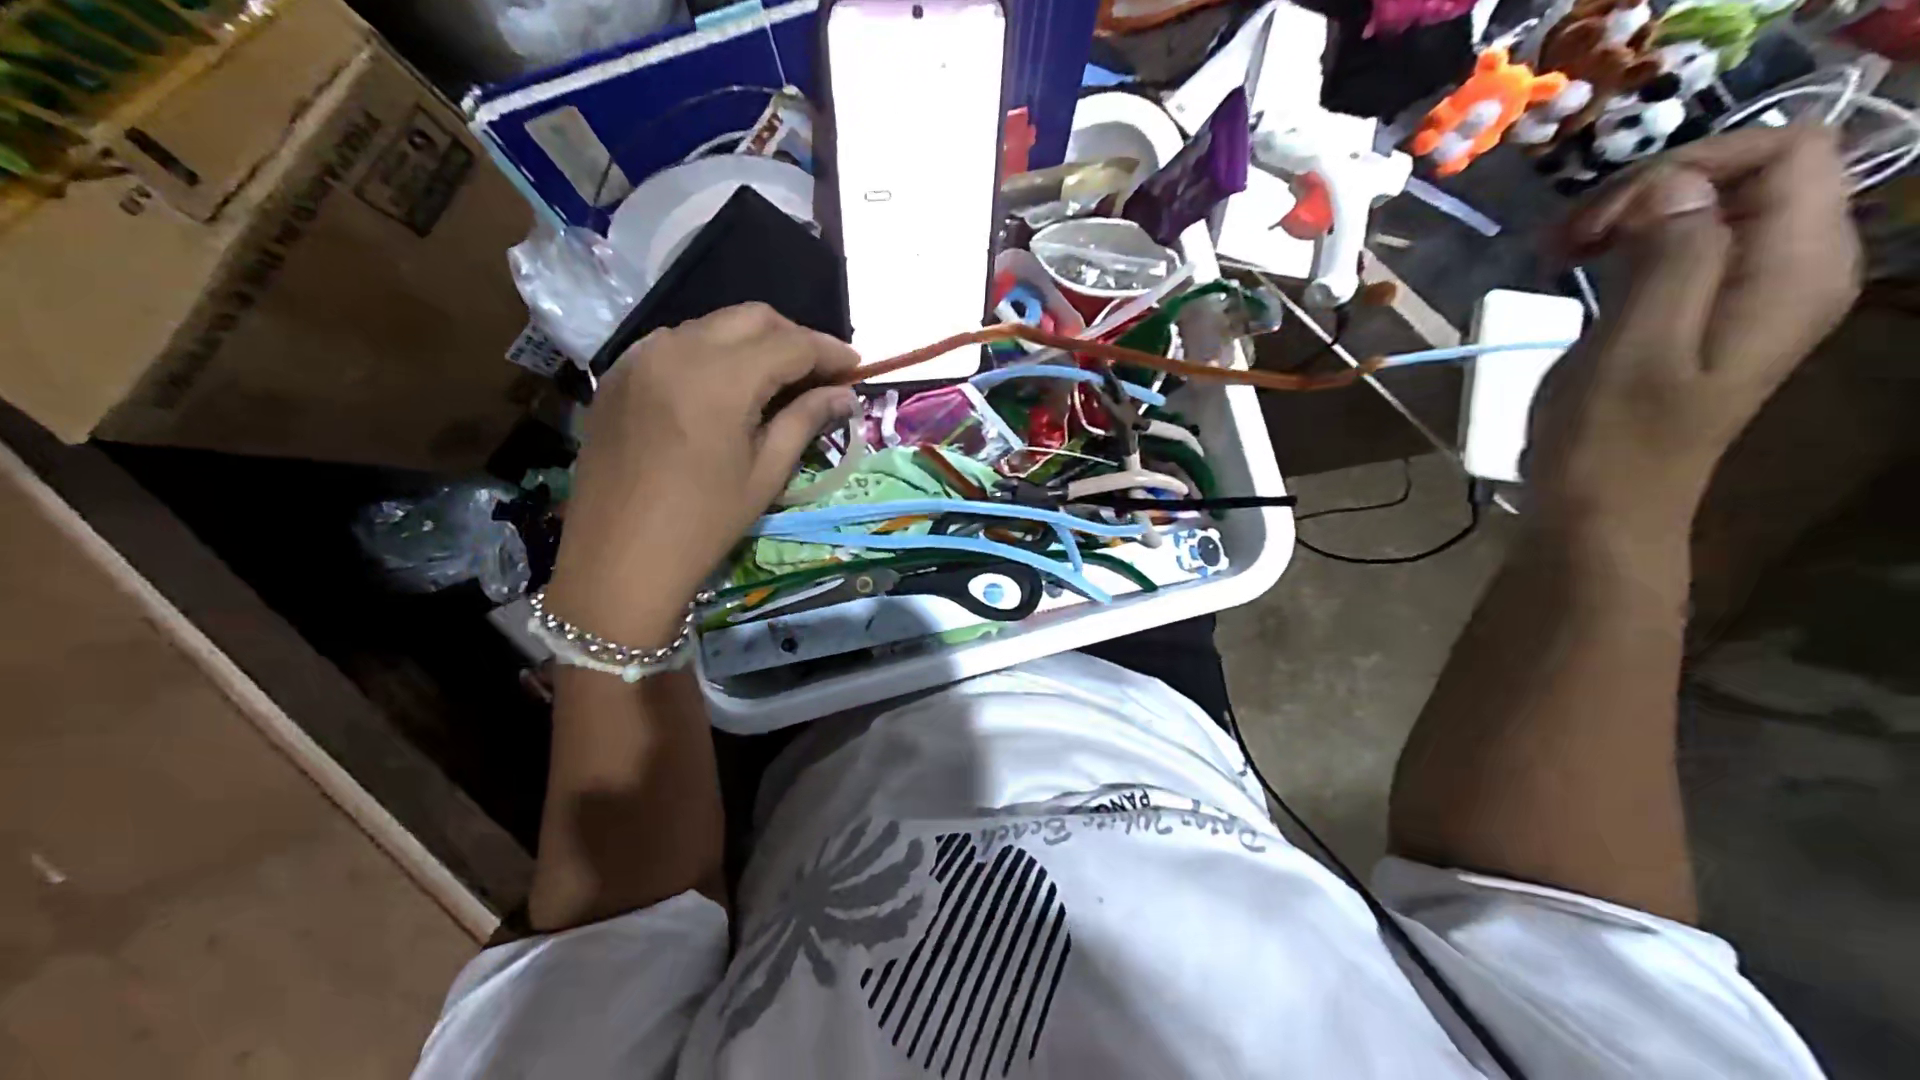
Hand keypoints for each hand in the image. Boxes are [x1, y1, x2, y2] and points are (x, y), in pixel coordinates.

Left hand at [544, 303, 859, 645]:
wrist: (617, 559)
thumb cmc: (703, 524)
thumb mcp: (765, 473)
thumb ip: (805, 419)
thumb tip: (844, 394)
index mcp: (720, 378)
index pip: (790, 343)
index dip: (829, 351)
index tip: (856, 366)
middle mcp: (678, 349)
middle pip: (752, 318)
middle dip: (793, 337)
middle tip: (819, 371)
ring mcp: (641, 356)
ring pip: (713, 326)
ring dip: (752, 342)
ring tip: (776, 379)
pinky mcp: (619, 373)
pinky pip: (676, 343)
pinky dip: (712, 352)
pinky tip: (724, 386)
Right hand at [1534, 126, 1860, 531]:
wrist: (1605, 507)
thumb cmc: (1614, 438)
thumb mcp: (1636, 347)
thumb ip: (1672, 256)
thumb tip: (1670, 186)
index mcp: (1797, 271)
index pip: (1787, 150)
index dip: (1688, 165)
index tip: (1601, 223)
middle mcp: (1800, 268)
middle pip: (1753, 172)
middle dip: (1653, 187)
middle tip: (1569, 239)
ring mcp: (1759, 292)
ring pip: (1717, 204)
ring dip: (1635, 214)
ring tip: (1566, 251)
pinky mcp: (1715, 311)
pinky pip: (1694, 243)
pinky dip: (1637, 242)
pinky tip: (1588, 267)